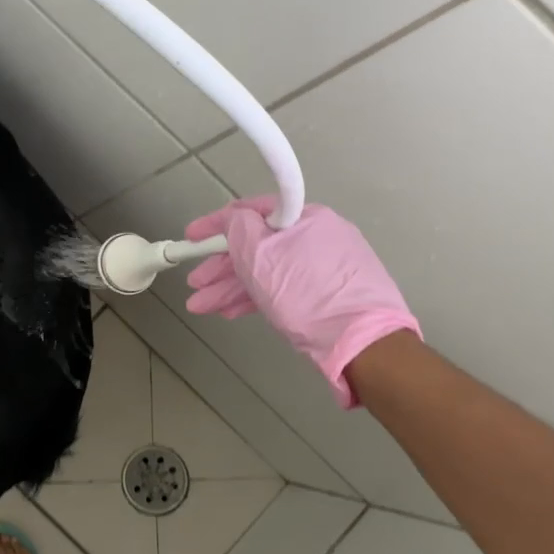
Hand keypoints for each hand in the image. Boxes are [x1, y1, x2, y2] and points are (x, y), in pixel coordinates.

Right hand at [183, 196, 418, 407]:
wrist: (363, 342)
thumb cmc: (305, 293)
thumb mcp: (261, 255)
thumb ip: (238, 228)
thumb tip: (232, 218)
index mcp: (305, 219)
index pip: (252, 212)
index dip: (216, 224)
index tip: (190, 237)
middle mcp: (318, 237)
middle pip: (257, 246)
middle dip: (220, 267)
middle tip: (194, 284)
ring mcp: (325, 267)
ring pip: (267, 271)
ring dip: (230, 287)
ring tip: (202, 306)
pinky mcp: (329, 294)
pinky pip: (282, 287)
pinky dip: (255, 296)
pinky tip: (232, 311)